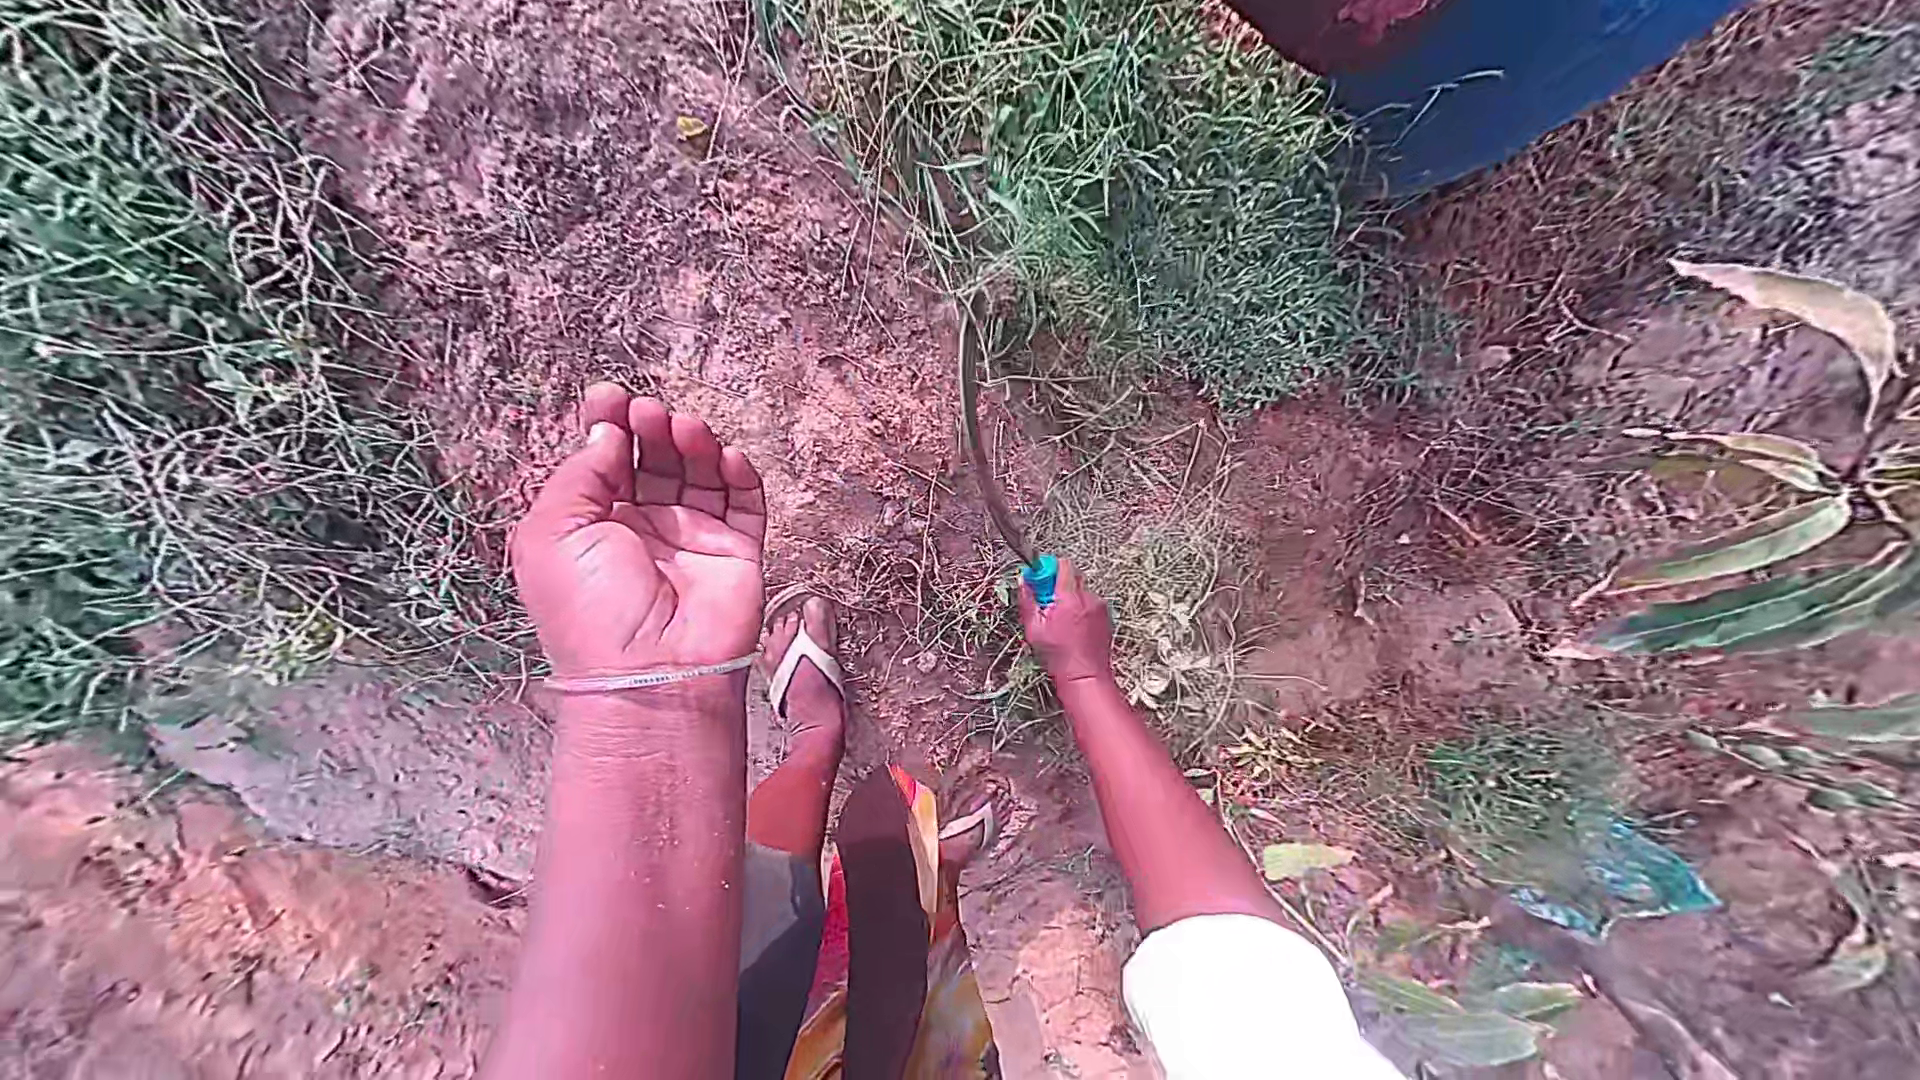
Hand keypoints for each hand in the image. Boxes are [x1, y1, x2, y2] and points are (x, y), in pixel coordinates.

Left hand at [510, 384, 766, 679]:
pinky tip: (727, 455)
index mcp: (595, 526)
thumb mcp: (551, 534)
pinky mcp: (737, 551)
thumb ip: (579, 474)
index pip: (607, 462)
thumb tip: (607, 433)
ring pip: (702, 475)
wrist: (652, 671)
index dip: (609, 426)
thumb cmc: (592, 613)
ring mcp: (695, 539)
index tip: (610, 397)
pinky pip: (746, 503)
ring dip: (695, 444)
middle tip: (647, 412)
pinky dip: (740, 474)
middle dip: (652, 429)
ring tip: (684, 427)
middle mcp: (646, 529)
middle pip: (656, 461)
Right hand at [1017, 558, 1114, 684]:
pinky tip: (1073, 626)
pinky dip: (1080, 607)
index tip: (1040, 580)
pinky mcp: (1106, 616)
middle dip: (1058, 582)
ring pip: (1082, 589)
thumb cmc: (1059, 656)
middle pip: (1073, 575)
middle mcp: (1088, 598)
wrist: (1085, 676)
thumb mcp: (1034, 628)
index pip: (1063, 565)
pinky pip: (1090, 602)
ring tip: (1061, 619)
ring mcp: (1099, 607)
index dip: (1048, 569)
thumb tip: (1023, 582)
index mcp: (1069, 598)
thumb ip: (1028, 600)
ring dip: (1070, 596)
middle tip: (1047, 601)